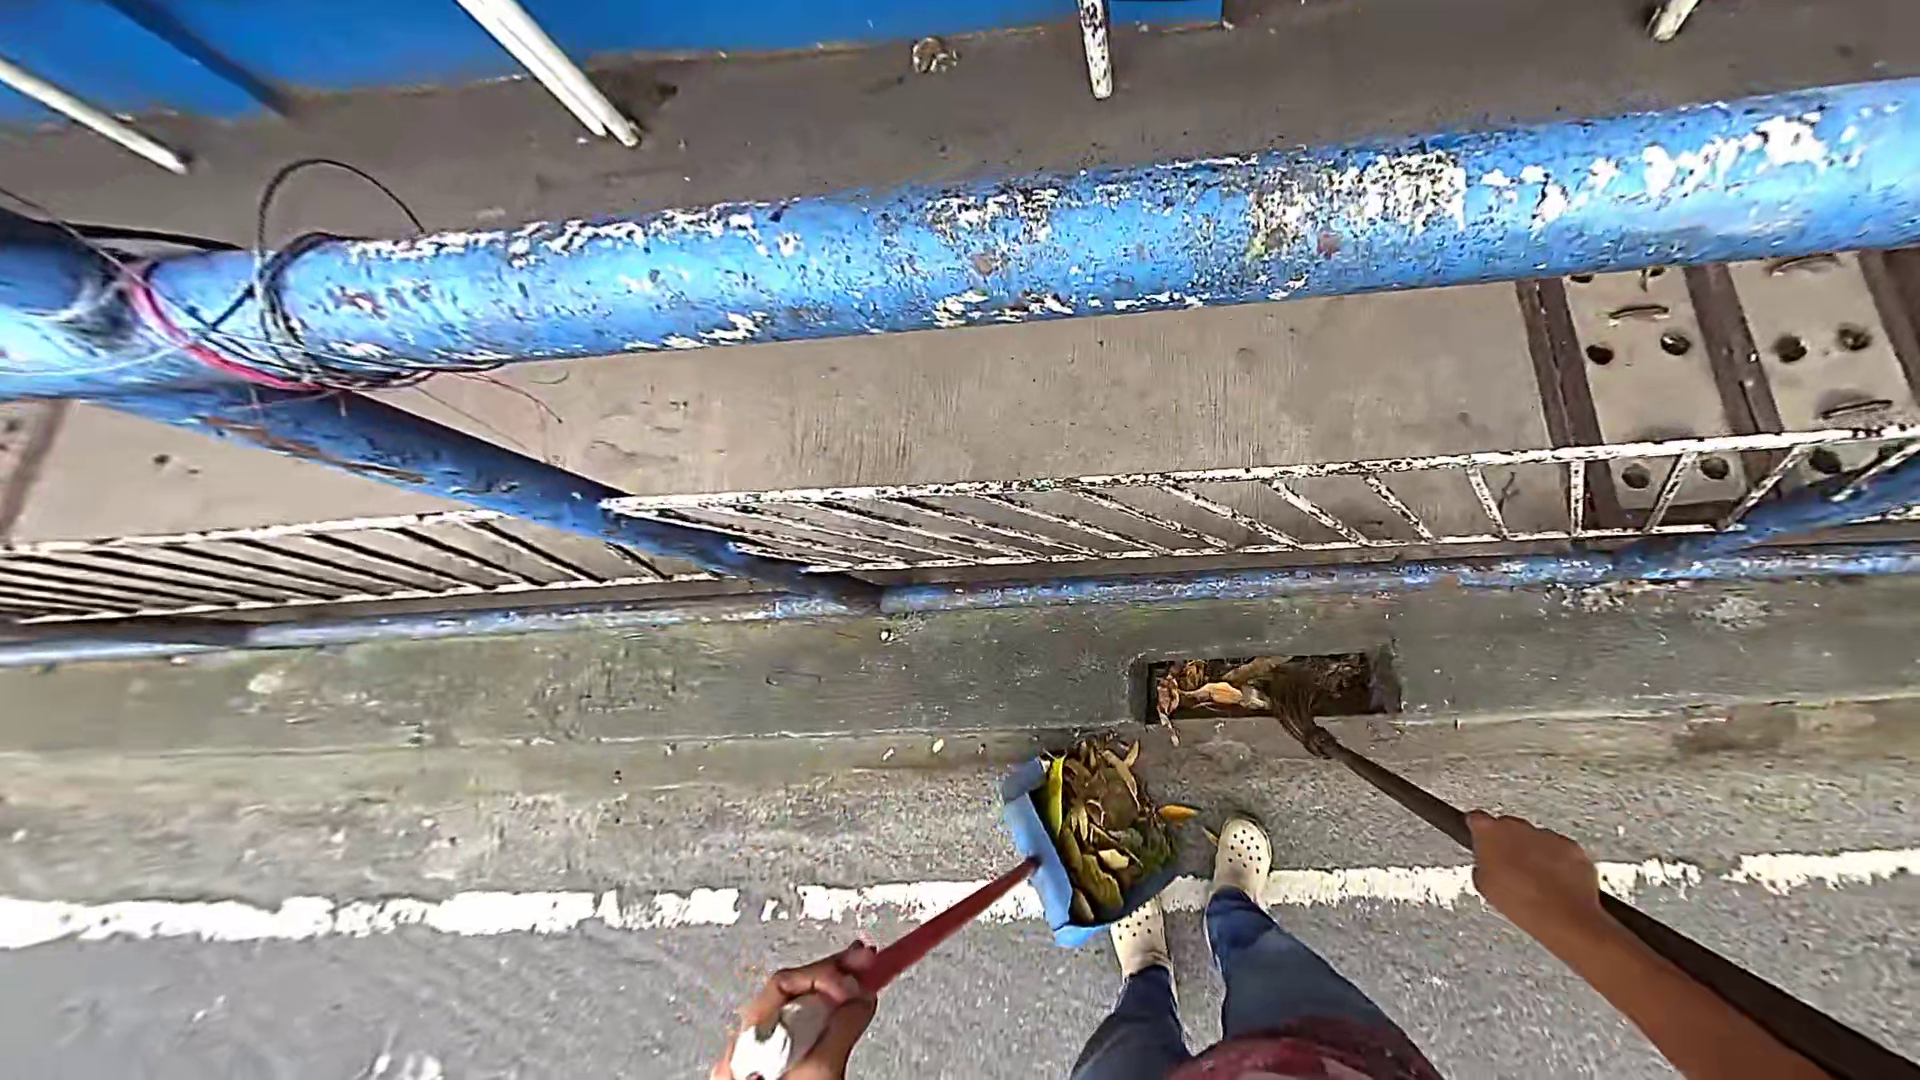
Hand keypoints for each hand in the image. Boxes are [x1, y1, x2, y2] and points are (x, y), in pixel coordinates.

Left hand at [713, 942, 877, 1079]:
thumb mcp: (821, 1074)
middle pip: (791, 994)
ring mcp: (757, 1069)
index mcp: (746, 1046)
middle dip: (832, 975)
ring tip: (860, 985)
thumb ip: (842, 1029)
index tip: (861, 973)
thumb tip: (861, 996)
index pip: (786, 983)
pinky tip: (842, 1018)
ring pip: (796, 1016)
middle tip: (866, 960)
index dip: (826, 973)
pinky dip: (825, 1022)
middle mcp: (745, 1052)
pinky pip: (799, 1039)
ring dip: (831, 996)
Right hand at [1467, 811, 1606, 943]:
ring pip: (1537, 838)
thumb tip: (1489, 864)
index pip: (1476, 818)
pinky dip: (1561, 860)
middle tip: (1512, 865)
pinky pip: (1563, 849)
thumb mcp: (1482, 883)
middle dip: (1509, 842)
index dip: (1478, 830)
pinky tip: (1559, 881)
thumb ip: (1482, 863)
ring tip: (1538, 878)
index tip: (1480, 837)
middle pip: (1509, 826)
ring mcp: (1546, 836)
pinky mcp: (1573, 848)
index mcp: (1487, 830)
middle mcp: (1516, 826)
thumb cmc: (1519, 900)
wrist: (1563, 917)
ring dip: (1535, 851)